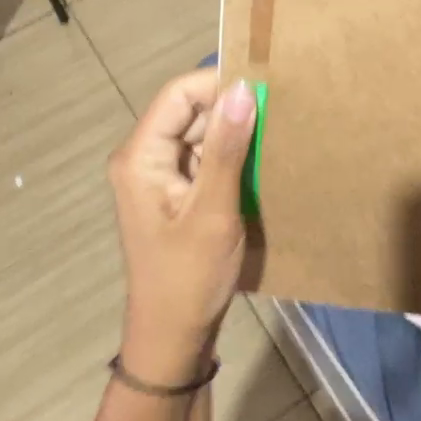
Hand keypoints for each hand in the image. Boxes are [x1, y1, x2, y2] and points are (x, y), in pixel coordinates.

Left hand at [107, 69, 256, 386]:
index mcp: (140, 156)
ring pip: (200, 134)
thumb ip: (226, 148)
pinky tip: (262, 160)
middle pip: (189, 111)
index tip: (265, 85)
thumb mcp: (213, 211)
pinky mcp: (176, 193)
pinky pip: (204, 159)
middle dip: (231, 108)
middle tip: (280, 108)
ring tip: (277, 130)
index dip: (218, 82)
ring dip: (234, 133)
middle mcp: (144, 157)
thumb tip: (242, 88)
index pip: (178, 94)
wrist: (174, 337)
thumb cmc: (190, 277)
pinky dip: (231, 157)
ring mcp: (159, 176)